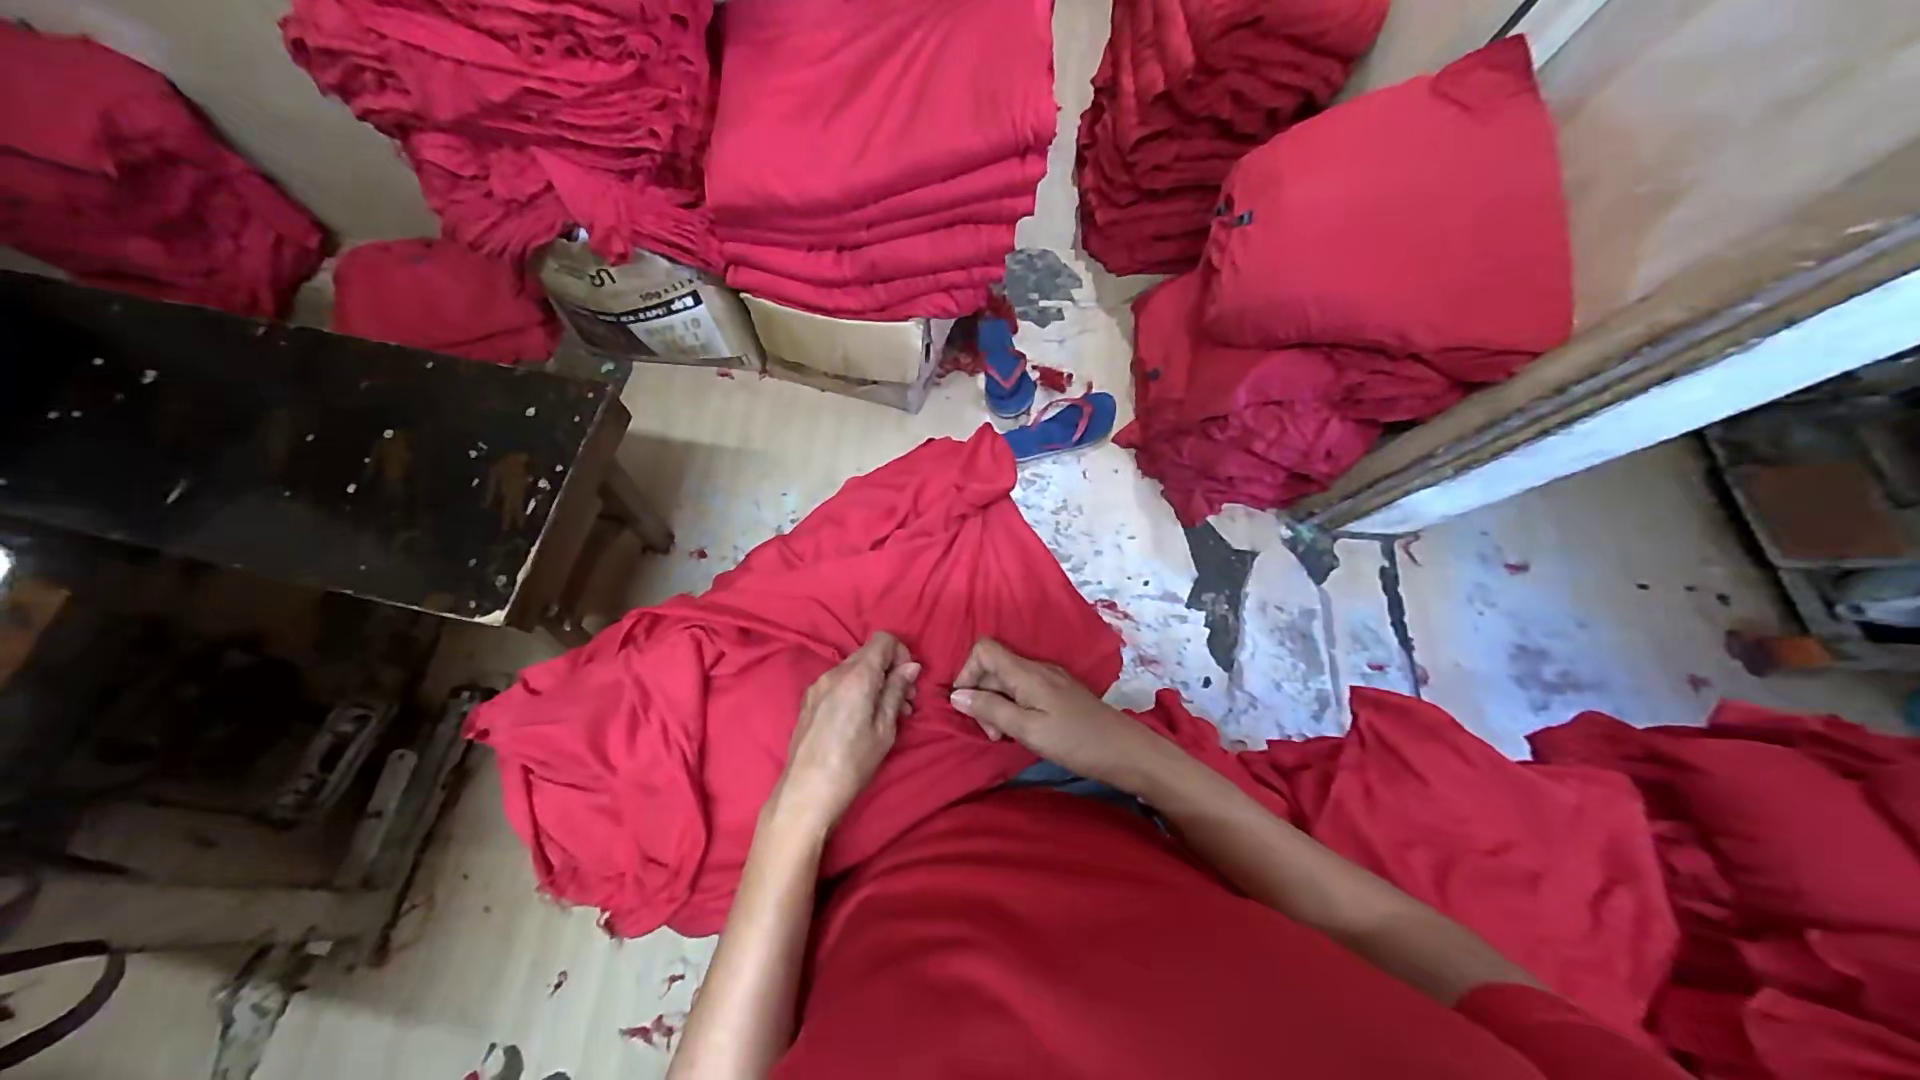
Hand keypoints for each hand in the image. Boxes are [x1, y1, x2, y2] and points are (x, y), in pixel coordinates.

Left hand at [771, 632, 919, 836]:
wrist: (806, 793)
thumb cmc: (853, 763)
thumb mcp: (885, 728)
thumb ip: (896, 691)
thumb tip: (910, 666)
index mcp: (856, 676)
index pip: (883, 639)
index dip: (902, 654)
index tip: (908, 682)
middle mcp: (833, 673)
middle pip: (868, 653)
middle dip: (890, 670)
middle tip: (904, 703)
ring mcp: (817, 686)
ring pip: (853, 669)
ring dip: (874, 682)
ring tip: (885, 715)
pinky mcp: (808, 701)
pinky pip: (838, 683)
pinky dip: (855, 690)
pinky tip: (860, 720)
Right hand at [948, 637, 1169, 793]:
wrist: (1126, 751)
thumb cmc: (1076, 741)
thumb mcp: (1027, 730)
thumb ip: (991, 709)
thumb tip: (957, 695)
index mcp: (1027, 673)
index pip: (984, 649)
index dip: (967, 672)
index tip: (969, 705)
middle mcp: (1037, 668)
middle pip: (994, 667)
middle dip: (981, 696)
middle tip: (992, 733)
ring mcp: (1050, 678)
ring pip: (1007, 680)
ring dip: (997, 705)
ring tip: (1004, 736)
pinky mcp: (1059, 691)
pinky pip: (1023, 690)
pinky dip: (1013, 707)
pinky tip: (1022, 730)